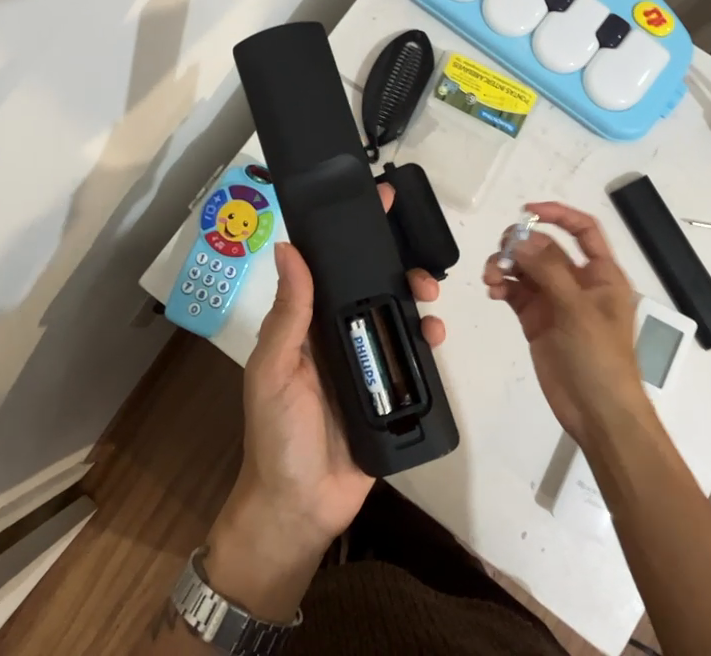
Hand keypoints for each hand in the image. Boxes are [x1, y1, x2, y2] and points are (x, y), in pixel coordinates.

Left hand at [205, 184, 442, 620]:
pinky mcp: (390, 395)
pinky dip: (426, 343)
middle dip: (396, 269)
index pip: (327, 270)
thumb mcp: (275, 369)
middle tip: (419, 268)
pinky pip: (412, 361)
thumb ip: (288, 314)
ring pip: (395, 319)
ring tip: (431, 297)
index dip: (348, 237)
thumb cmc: (279, 434)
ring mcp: (365, 365)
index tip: (376, 204)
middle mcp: (336, 337)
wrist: (302, 507)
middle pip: (370, 289)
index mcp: (305, 326)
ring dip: (415, 300)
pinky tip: (435, 336)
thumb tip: (289, 248)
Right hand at [483, 201, 644, 445]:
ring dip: (506, 266)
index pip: (583, 230)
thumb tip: (521, 238)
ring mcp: (556, 302)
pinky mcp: (536, 320)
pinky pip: (515, 292)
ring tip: (491, 278)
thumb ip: (549, 270)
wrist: (597, 412)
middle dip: (521, 245)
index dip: (558, 214)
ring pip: (525, 269)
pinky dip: (502, 287)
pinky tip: (494, 292)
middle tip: (501, 252)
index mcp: (602, 274)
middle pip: (546, 247)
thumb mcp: (578, 310)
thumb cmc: (600, 358)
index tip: (526, 211)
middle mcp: (578, 282)